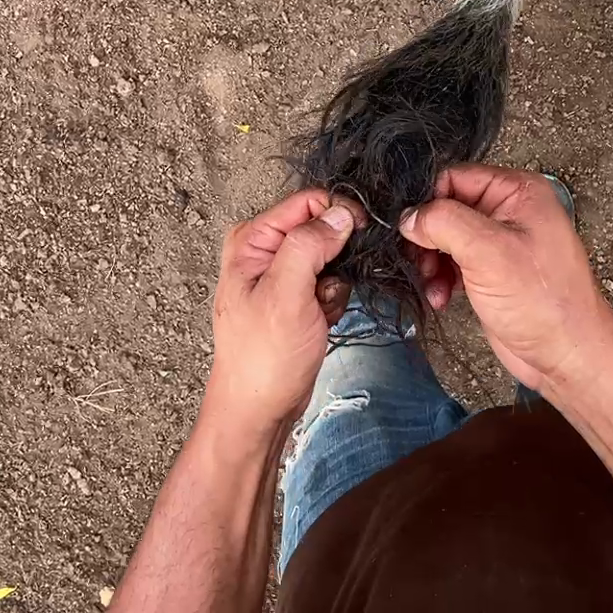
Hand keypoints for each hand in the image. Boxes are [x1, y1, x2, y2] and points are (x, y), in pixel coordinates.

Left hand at [205, 189, 360, 429]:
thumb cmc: (264, 356)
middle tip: (327, 288)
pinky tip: (321, 320)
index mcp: (253, 238)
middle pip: (322, 227)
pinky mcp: (298, 295)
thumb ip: (309, 245)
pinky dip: (334, 299)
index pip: (307, 202)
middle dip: (337, 256)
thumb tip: (341, 213)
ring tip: (320, 309)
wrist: (260, 411)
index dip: (338, 213)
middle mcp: (265, 249)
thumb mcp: (285, 293)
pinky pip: (331, 281)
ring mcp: (282, 273)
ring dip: (336, 283)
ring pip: (332, 256)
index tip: (360, 236)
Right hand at [399, 164, 612, 391]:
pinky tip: (441, 296)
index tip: (414, 229)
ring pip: (445, 237)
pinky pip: (453, 262)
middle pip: (447, 208)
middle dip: (429, 237)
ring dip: (431, 261)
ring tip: (431, 283)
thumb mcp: (488, 252)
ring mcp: (501, 242)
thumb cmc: (545, 304)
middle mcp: (510, 211)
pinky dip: (440, 277)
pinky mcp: (491, 270)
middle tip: (420, 260)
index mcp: (518, 192)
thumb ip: (443, 223)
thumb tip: (410, 217)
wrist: (566, 359)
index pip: (456, 177)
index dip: (430, 202)